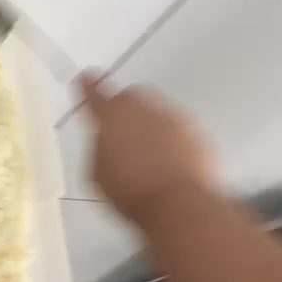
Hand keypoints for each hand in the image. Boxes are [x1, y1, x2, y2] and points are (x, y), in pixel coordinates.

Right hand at [78, 72, 215, 214]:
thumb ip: (99, 147)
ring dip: (148, 124)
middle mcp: (143, 110)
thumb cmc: (127, 192)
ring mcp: (173, 118)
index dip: (88, 86)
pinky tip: (166, 162)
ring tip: (145, 153)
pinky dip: (169, 139)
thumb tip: (107, 140)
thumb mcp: (96, 173)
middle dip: (125, 107)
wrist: (176, 204)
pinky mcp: (196, 132)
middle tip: (120, 130)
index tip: (85, 77)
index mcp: (112, 118)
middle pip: (132, 96)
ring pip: (157, 111)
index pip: (96, 94)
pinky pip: (177, 129)